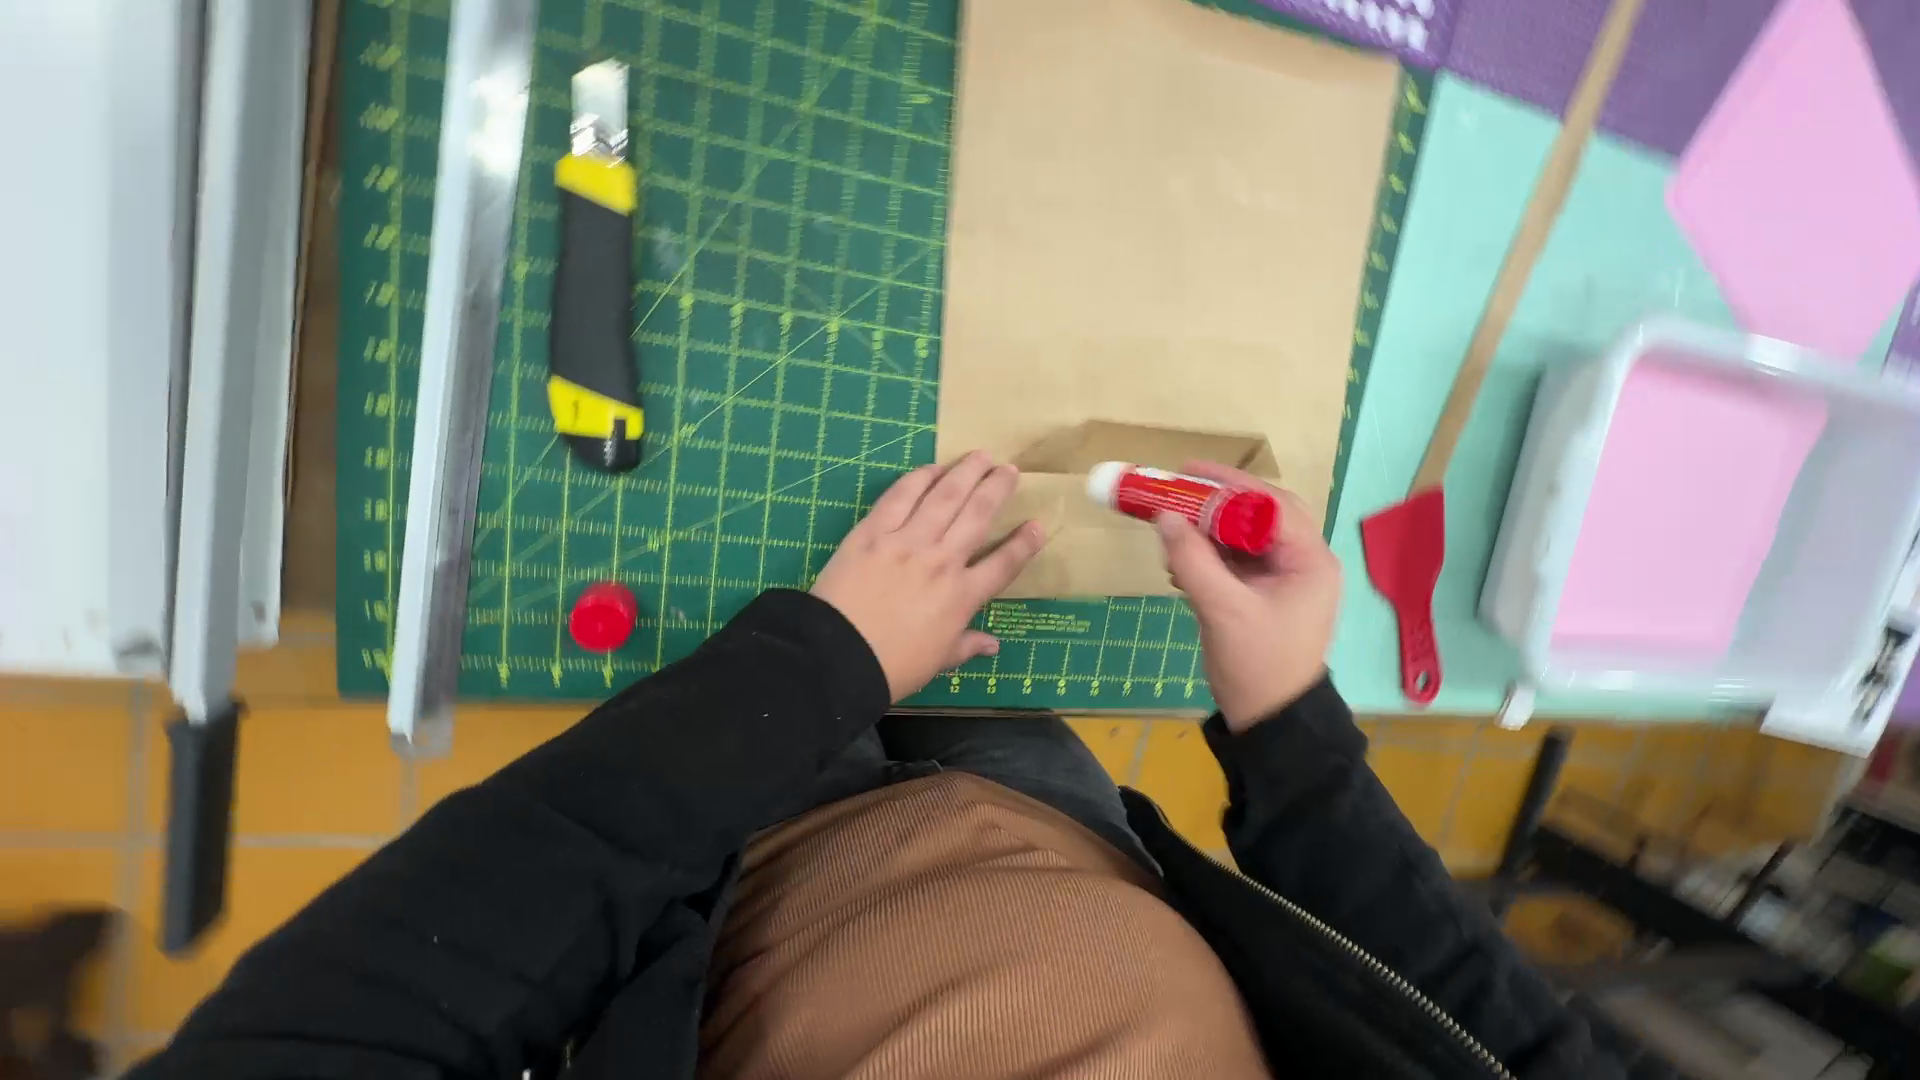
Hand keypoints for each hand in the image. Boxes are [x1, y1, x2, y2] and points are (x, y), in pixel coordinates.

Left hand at [812, 451, 1046, 701]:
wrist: (837, 656)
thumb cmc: (892, 667)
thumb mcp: (937, 662)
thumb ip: (966, 646)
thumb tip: (993, 645)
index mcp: (961, 597)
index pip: (1003, 564)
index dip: (1024, 544)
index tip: (1037, 525)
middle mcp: (942, 561)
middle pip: (978, 515)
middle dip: (998, 489)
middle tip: (1009, 471)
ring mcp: (907, 542)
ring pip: (945, 497)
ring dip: (966, 473)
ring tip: (982, 456)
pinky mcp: (873, 531)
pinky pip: (900, 496)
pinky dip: (920, 478)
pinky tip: (933, 468)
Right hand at [1154, 462, 1341, 731]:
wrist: (1269, 720)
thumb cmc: (1257, 665)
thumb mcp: (1223, 610)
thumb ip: (1193, 560)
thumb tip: (1163, 517)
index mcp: (1310, 561)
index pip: (1271, 504)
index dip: (1228, 484)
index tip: (1187, 471)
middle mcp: (1302, 562)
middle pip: (1258, 514)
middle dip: (1216, 502)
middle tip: (1177, 488)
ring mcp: (1283, 579)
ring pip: (1244, 536)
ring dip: (1207, 529)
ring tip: (1171, 525)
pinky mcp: (1262, 594)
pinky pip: (1234, 560)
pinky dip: (1207, 553)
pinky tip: (1179, 561)